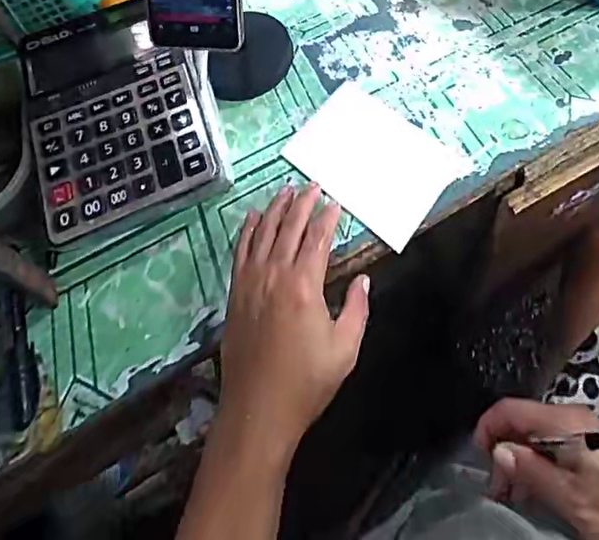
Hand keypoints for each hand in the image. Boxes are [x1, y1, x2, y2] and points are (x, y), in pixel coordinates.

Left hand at [218, 184, 369, 449]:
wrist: (258, 412)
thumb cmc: (307, 383)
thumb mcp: (345, 350)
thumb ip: (357, 309)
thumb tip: (362, 280)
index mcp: (304, 286)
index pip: (317, 238)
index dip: (327, 217)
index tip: (335, 202)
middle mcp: (275, 275)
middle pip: (289, 227)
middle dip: (303, 203)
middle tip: (313, 186)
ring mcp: (251, 283)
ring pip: (263, 233)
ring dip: (276, 208)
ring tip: (286, 190)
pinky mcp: (236, 294)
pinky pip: (241, 252)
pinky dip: (248, 230)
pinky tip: (253, 218)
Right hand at [475, 399, 598, 537]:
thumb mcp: (578, 504)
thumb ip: (535, 474)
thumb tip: (498, 452)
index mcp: (567, 423)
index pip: (510, 408)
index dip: (487, 430)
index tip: (477, 465)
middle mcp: (575, 420)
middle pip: (523, 422)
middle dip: (503, 452)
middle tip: (497, 493)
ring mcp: (589, 436)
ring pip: (539, 439)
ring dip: (522, 465)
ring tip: (514, 500)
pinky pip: (557, 452)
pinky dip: (542, 471)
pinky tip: (542, 499)